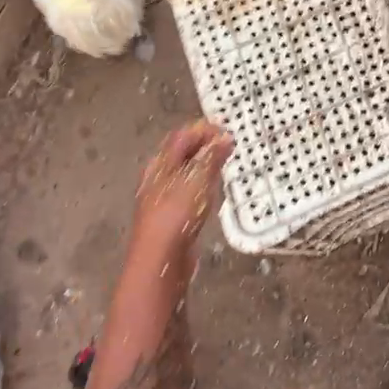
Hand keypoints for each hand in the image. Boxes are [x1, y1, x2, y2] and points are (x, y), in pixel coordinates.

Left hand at [130, 121, 233, 256]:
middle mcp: (158, 177)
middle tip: (230, 146)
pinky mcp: (170, 214)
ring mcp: (162, 197)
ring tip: (226, 164)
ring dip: (205, 164)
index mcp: (160, 164)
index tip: (228, 131)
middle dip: (205, 145)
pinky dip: (202, 182)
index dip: (204, 129)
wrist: (160, 259)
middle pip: (181, 152)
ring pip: (185, 171)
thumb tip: (225, 137)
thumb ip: (211, 157)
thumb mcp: (197, 180)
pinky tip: (213, 190)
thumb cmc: (177, 214)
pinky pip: (187, 189)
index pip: (181, 136)